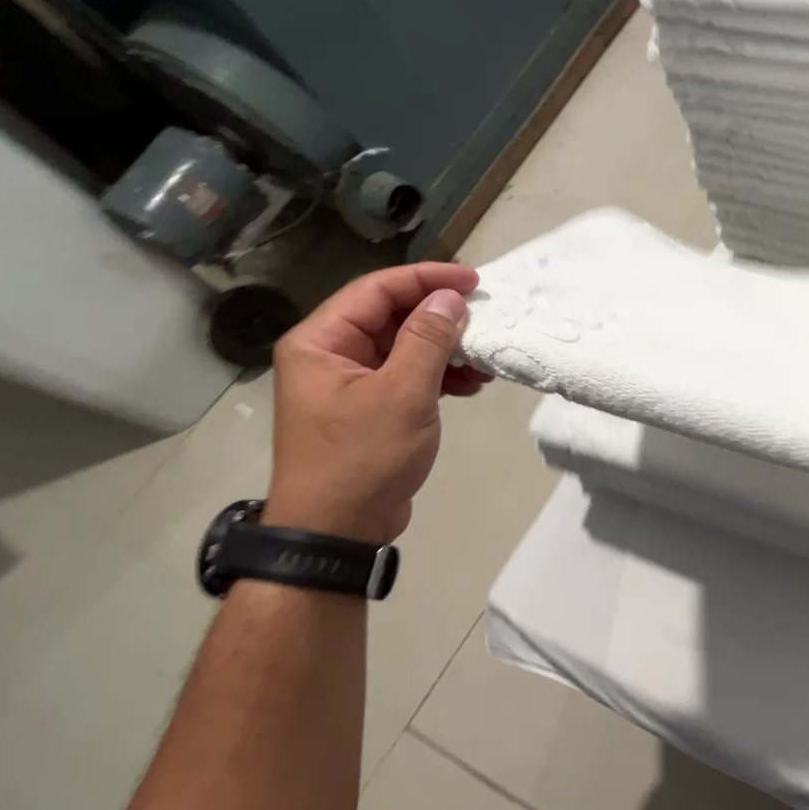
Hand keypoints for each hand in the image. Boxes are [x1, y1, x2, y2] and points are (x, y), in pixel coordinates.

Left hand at [264, 262, 489, 543]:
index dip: (426, 280)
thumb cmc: (363, 458)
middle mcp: (330, 356)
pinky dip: (438, 378)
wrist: (337, 529)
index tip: (474, 282)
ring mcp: (349, 385)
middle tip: (486, 321)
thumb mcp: (402, 394)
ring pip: (403, 350)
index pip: (377, 291)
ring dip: (445, 351)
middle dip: (441, 319)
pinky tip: (469, 385)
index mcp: (321, 341)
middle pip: (390, 318)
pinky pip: (405, 379)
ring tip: (485, 362)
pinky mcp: (368, 412)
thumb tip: (449, 300)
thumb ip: (427, 341)